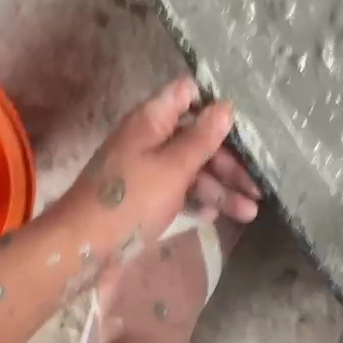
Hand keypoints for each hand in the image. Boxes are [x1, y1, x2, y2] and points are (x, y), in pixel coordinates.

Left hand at [56, 79, 261, 254]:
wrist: (84, 249)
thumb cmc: (129, 202)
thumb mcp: (172, 169)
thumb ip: (201, 138)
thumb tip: (226, 106)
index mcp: (151, 121)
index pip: (188, 94)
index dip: (217, 103)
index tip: (250, 122)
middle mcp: (150, 139)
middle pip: (198, 137)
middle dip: (230, 160)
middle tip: (259, 185)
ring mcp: (147, 170)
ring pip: (193, 169)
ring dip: (222, 188)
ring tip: (250, 213)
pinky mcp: (146, 197)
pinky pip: (180, 192)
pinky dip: (200, 201)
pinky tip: (219, 218)